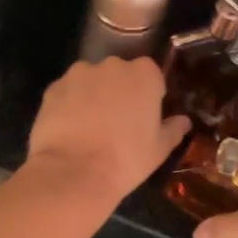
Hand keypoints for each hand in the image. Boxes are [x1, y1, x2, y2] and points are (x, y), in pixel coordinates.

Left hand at [25, 58, 191, 204]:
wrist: (73, 172)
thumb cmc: (126, 159)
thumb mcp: (159, 149)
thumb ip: (173, 129)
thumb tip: (184, 121)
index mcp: (144, 74)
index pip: (151, 75)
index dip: (149, 94)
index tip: (145, 116)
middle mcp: (112, 65)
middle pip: (120, 73)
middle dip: (120, 91)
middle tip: (118, 122)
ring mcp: (79, 74)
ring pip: (91, 80)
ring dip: (93, 95)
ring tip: (90, 127)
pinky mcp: (53, 88)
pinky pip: (67, 92)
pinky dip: (69, 104)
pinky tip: (70, 130)